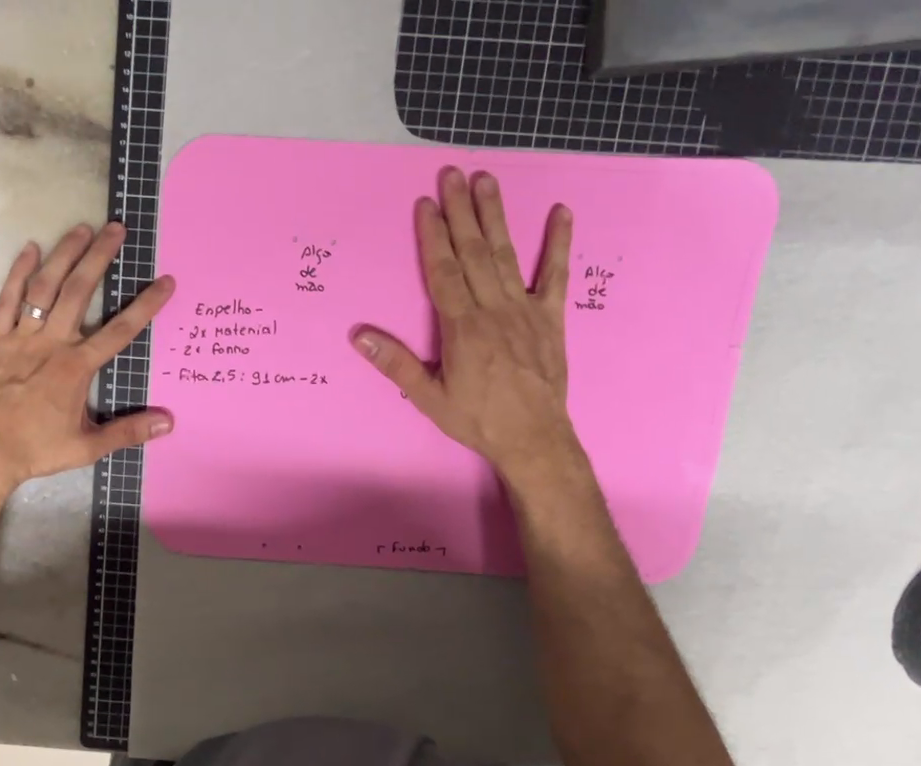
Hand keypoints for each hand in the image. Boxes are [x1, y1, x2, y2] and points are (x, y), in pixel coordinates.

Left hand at [0, 222, 175, 497]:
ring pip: (45, 288)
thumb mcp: (88, 447)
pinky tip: (30, 249)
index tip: (165, 281)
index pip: (119, 330)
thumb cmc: (37, 450)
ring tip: (81, 228)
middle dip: (99, 257)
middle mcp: (51, 344)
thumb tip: (168, 422)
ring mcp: (21, 338)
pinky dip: (18, 273)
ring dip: (64, 255)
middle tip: (116, 229)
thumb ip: (128, 431)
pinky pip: (8, 300)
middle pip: (79, 292)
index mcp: (76, 368)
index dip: (145, 305)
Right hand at [351, 169, 579, 481]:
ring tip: (487, 180)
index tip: (426, 204)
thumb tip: (359, 336)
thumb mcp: (428, 398)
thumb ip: (395, 364)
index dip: (433, 236)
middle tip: (453, 173)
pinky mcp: (550, 318)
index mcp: (462, 329)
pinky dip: (559, 243)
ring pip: (506, 254)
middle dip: (461, 212)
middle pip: (473, 252)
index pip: (443, 272)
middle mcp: (493, 310)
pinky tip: (561, 212)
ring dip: (495, 216)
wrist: (533, 437)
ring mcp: (525, 310)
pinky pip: (555, 275)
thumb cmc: (476, 420)